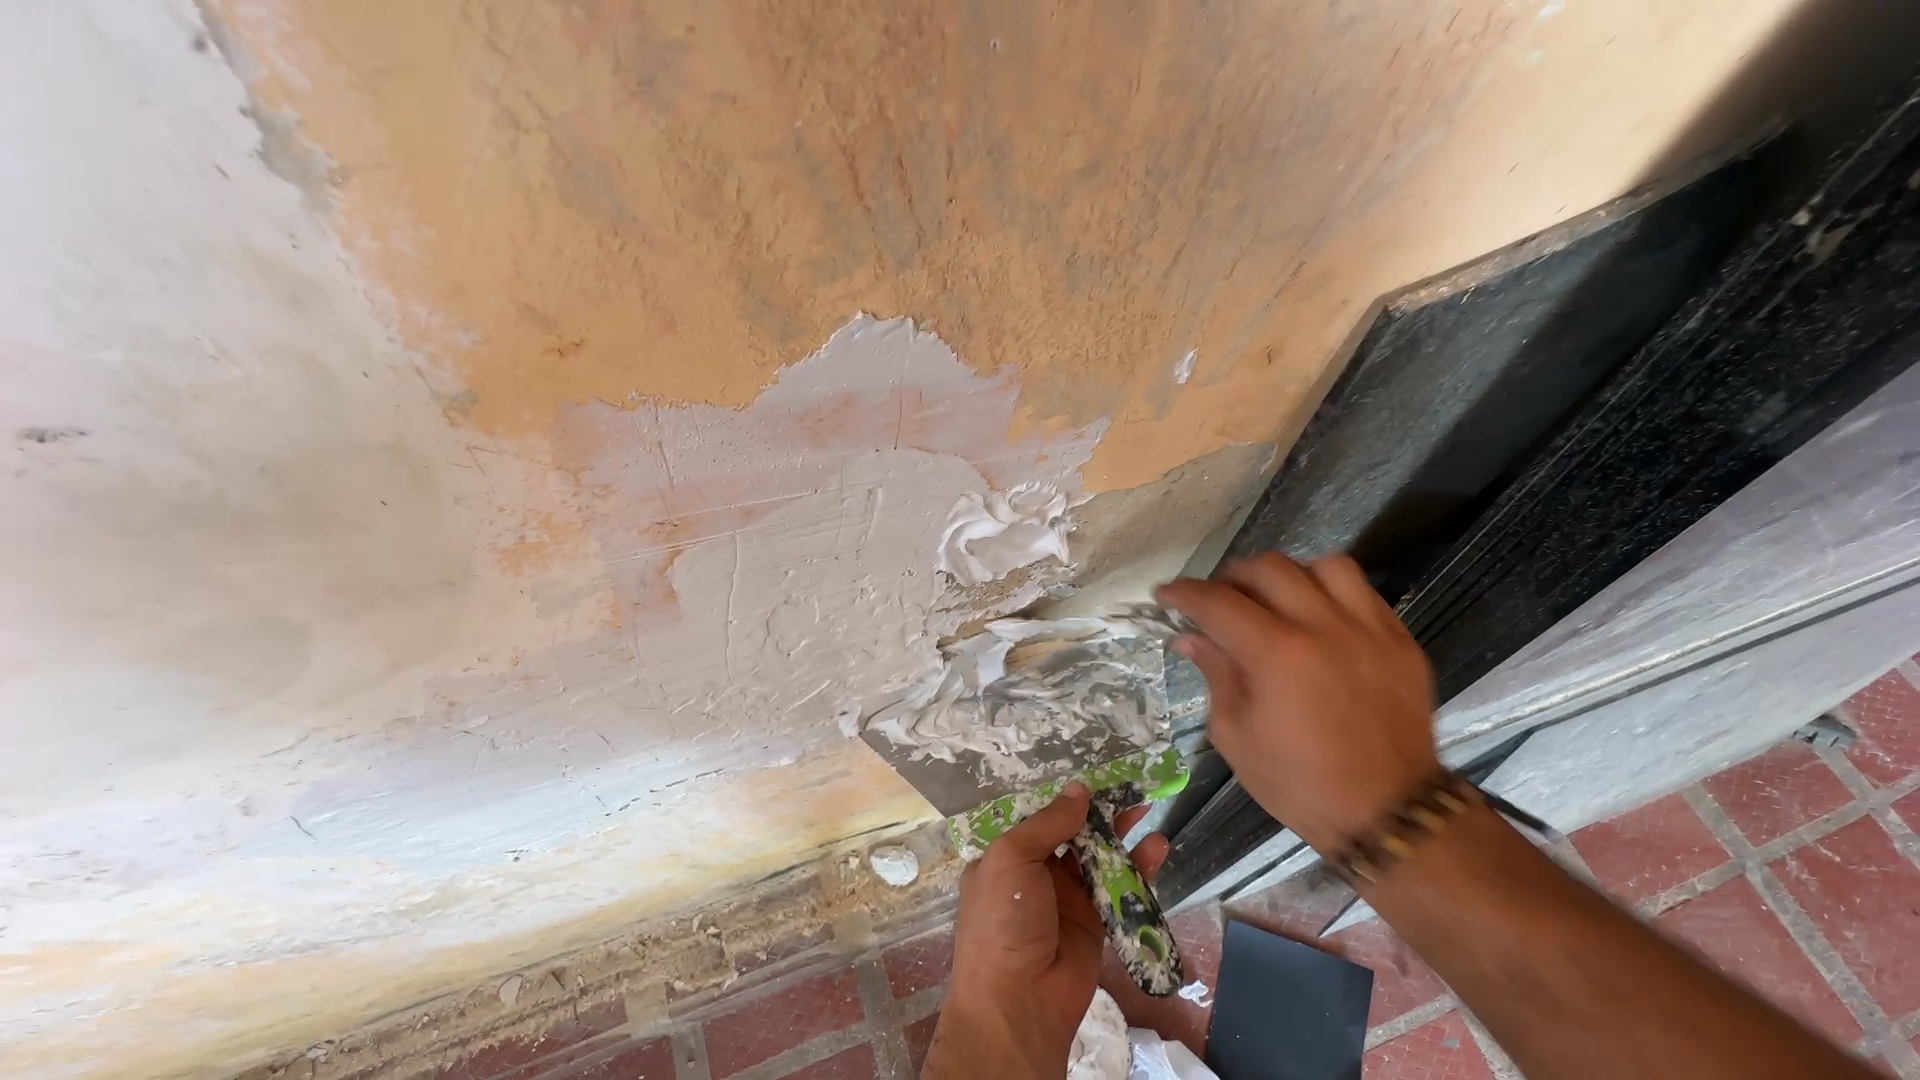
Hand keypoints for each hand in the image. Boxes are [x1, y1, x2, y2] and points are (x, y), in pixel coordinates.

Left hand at [925, 782, 1167, 1079]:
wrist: (1019, 1000)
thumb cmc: (1003, 919)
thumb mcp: (1012, 858)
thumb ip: (1048, 824)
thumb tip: (1078, 790)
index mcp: (1005, 855)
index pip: (1035, 816)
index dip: (1062, 795)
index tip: (1090, 772)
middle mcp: (1034, 873)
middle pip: (1071, 832)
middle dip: (1098, 809)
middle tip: (1127, 784)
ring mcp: (1066, 897)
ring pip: (1099, 856)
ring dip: (1122, 833)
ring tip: (1146, 806)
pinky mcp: (1095, 921)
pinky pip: (1120, 887)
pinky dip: (1139, 867)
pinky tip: (1157, 847)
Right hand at [1155, 553, 1439, 851]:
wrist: (1387, 812)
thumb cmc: (1298, 782)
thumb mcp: (1235, 735)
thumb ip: (1216, 674)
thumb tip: (1192, 638)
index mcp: (1276, 654)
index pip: (1217, 602)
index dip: (1184, 593)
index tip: (1167, 594)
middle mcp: (1323, 627)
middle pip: (1268, 569)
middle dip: (1231, 578)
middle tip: (1218, 601)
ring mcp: (1369, 630)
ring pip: (1324, 566)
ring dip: (1288, 576)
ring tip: (1275, 600)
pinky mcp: (1400, 641)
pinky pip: (1363, 592)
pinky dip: (1332, 592)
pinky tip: (1318, 617)